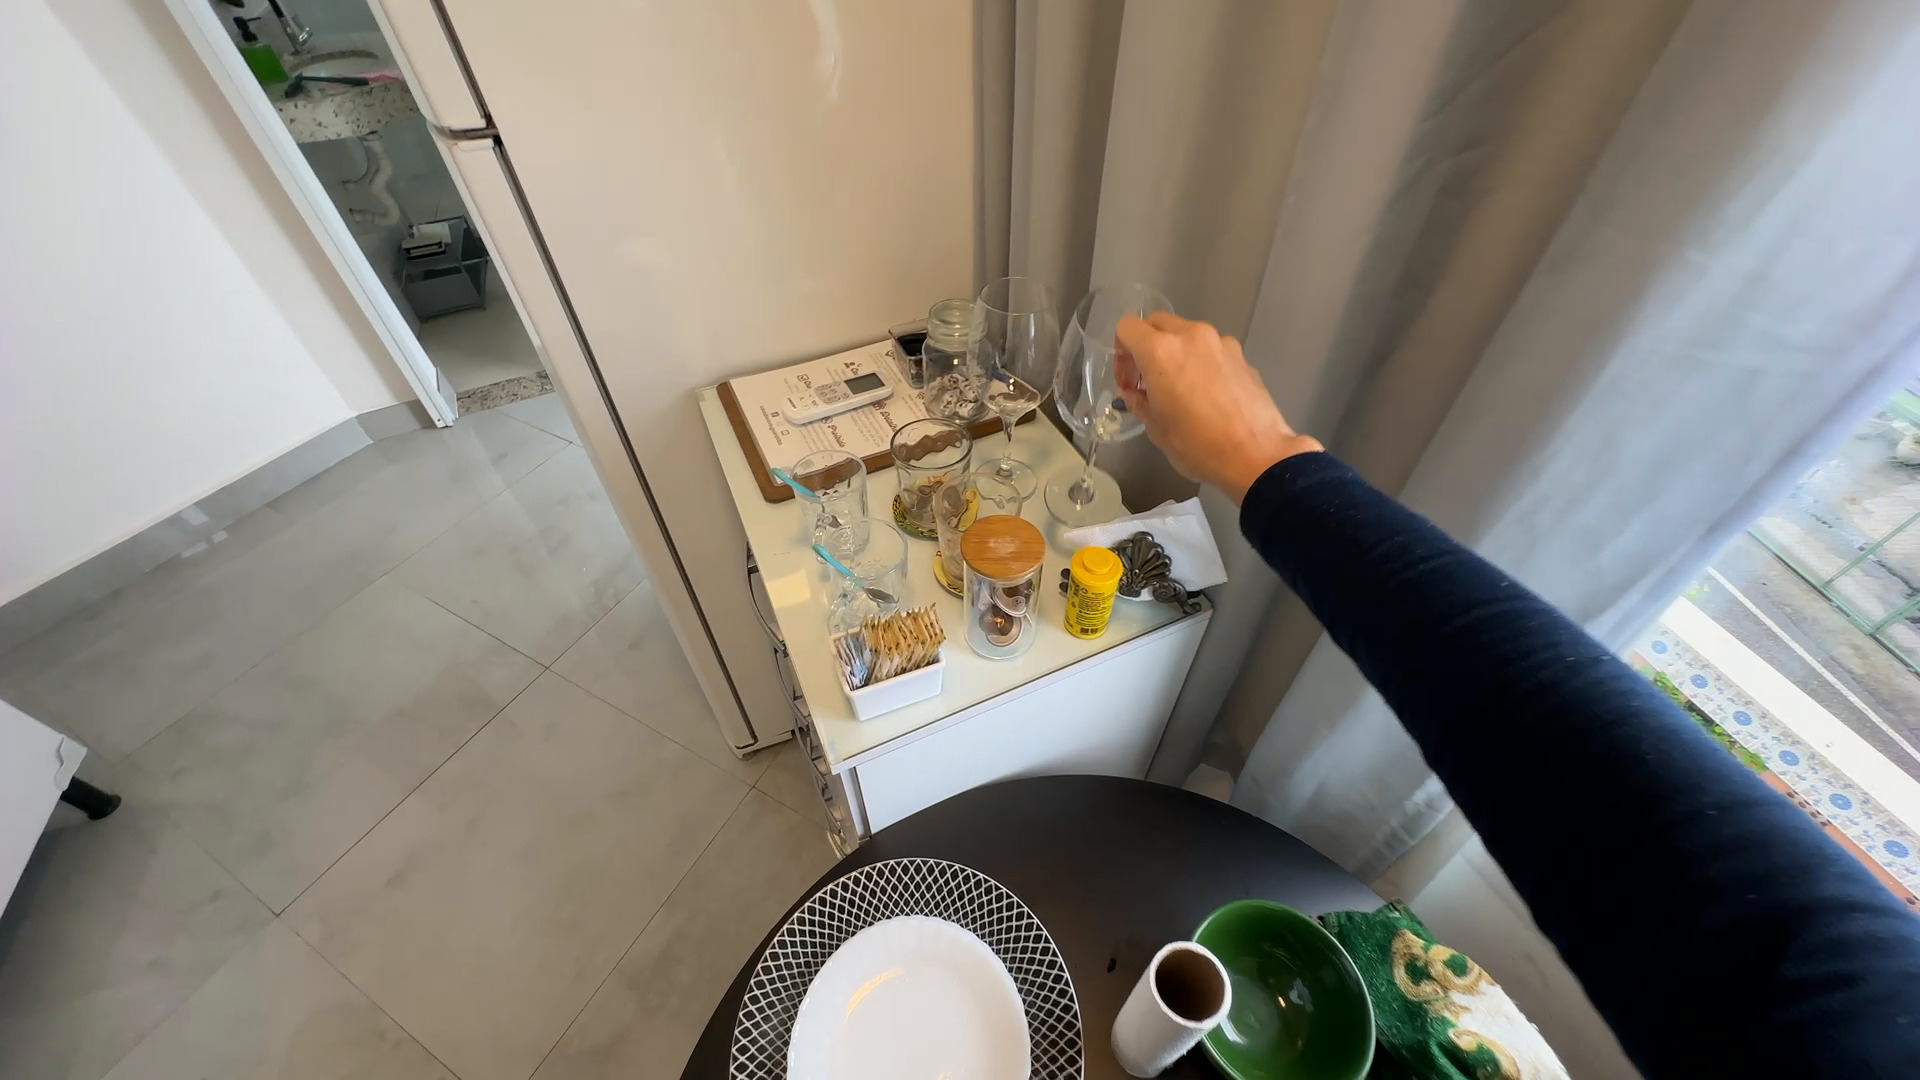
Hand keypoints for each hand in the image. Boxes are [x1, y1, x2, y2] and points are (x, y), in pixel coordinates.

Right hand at [1114, 313, 1320, 504]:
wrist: (1256, 455)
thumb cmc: (1197, 445)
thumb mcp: (1155, 428)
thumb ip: (1139, 401)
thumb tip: (1136, 392)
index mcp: (1160, 352)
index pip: (1127, 328)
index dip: (1121, 353)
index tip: (1129, 381)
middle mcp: (1190, 336)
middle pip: (1157, 323)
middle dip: (1146, 347)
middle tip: (1149, 382)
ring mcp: (1220, 342)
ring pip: (1185, 334)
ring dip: (1175, 353)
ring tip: (1180, 389)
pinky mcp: (1241, 354)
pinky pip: (1209, 349)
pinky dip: (1200, 361)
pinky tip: (1207, 395)